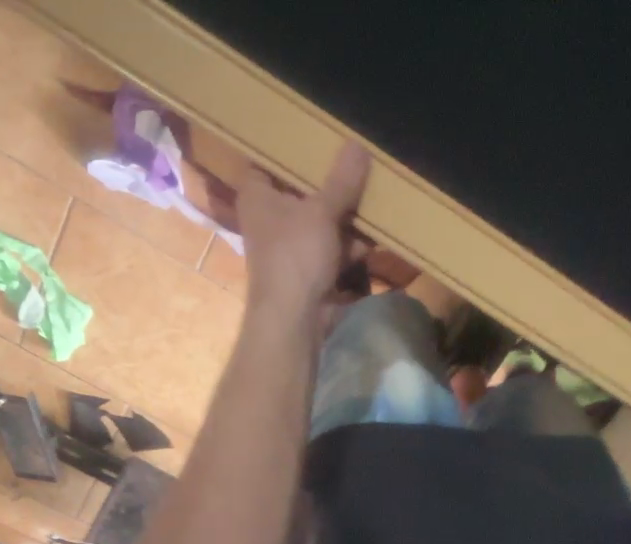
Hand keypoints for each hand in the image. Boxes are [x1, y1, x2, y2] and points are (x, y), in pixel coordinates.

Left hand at [238, 141, 370, 313]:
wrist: (294, 318)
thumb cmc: (295, 255)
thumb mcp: (322, 211)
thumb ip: (342, 181)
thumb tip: (358, 145)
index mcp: (258, 195)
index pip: (268, 162)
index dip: (290, 150)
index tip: (317, 138)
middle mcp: (268, 219)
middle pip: (301, 193)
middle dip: (331, 186)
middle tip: (356, 165)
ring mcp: (288, 248)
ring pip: (320, 223)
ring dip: (345, 219)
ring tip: (373, 200)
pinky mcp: (308, 272)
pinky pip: (331, 251)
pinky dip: (349, 247)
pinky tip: (372, 239)